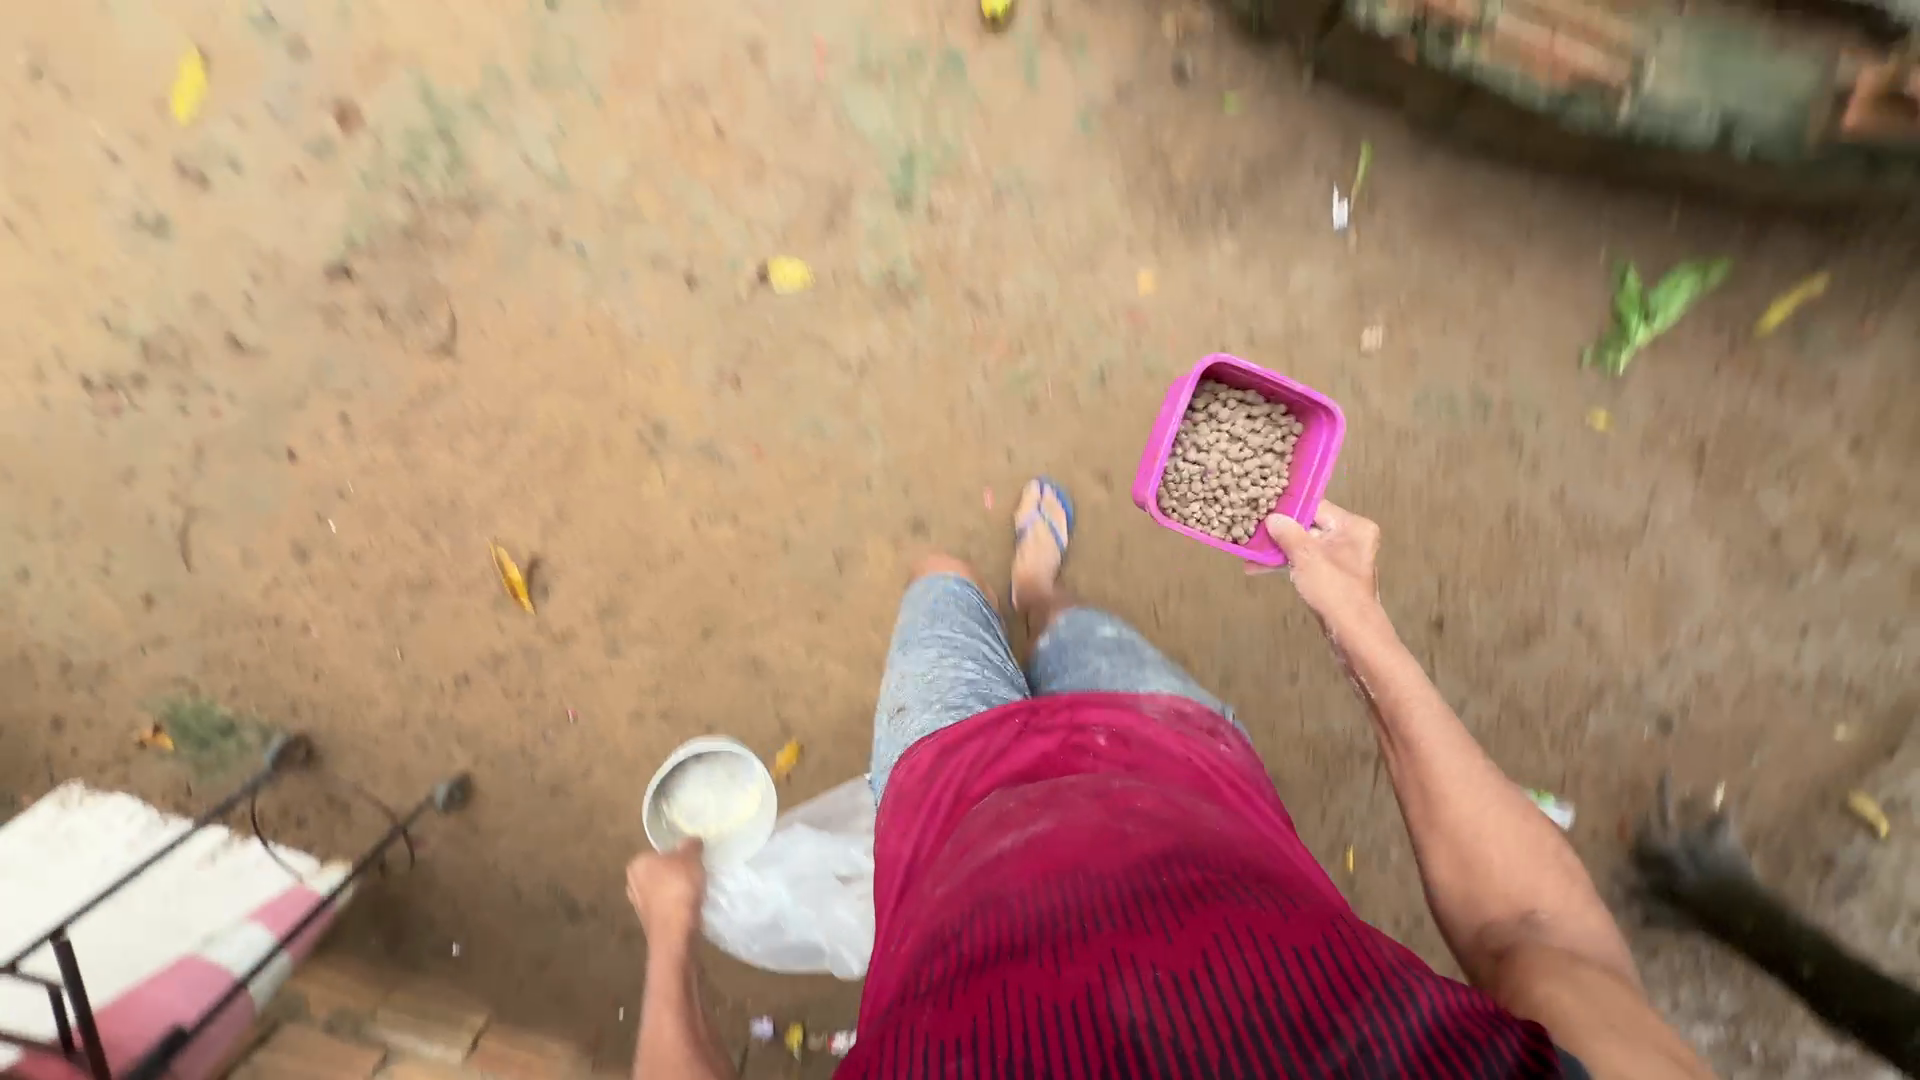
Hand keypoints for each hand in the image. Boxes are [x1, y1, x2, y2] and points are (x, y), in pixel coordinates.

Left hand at [627, 840, 706, 939]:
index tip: (691, 860)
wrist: (675, 931)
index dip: (677, 855)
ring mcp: (638, 905)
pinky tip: (689, 906)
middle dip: (674, 873)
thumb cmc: (679, 886)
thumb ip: (690, 845)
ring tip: (695, 891)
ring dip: (675, 891)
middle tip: (694, 873)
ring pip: (661, 891)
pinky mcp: (648, 923)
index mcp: (637, 863)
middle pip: (659, 872)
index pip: (658, 853)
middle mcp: (631, 883)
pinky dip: (675, 906)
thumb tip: (690, 841)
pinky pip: (665, 907)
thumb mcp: (691, 856)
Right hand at [1261, 501, 1382, 630]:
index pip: (1315, 506)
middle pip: (1307, 526)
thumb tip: (1272, 518)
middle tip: (1252, 529)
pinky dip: (1285, 563)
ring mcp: (1340, 557)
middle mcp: (1349, 537)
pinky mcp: (1329, 574)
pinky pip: (1304, 561)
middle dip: (1278, 532)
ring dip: (1277, 550)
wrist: (1350, 629)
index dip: (1288, 507)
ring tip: (1250, 552)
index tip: (1263, 505)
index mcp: (1352, 526)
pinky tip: (1258, 566)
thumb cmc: (1333, 587)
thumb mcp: (1306, 555)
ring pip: (1302, 545)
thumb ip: (1287, 532)